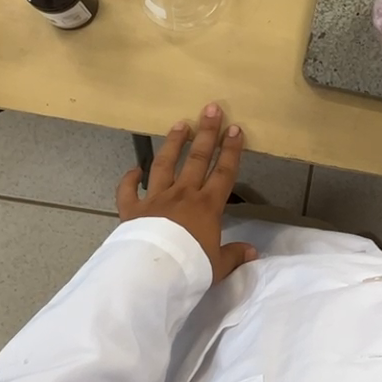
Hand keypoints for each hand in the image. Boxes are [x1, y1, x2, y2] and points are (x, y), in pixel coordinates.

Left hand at [116, 103, 257, 282]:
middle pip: (197, 159)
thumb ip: (234, 255)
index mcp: (207, 206)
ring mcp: (155, 199)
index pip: (224, 172)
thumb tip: (253, 252)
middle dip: (206, 133)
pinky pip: (128, 191)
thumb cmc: (190, 267)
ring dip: (173, 143)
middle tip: (211, 108)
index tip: (235, 129)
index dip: (231, 150)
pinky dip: (129, 179)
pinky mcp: (132, 209)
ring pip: (164, 165)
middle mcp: (182, 195)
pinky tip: (133, 169)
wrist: (152, 273)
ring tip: (180, 124)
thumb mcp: (218, 265)